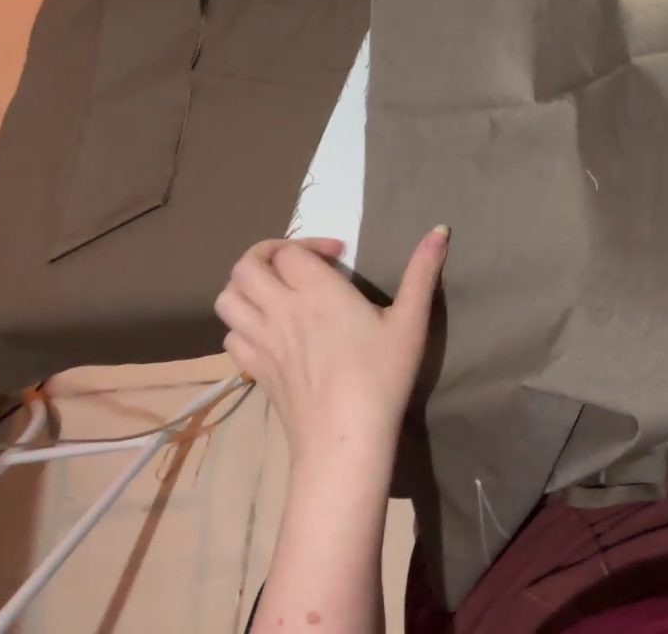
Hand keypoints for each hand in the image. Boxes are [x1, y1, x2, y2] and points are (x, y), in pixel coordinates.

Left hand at [215, 229, 445, 462]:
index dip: (311, 245)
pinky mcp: (254, 370)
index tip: (338, 258)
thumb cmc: (380, 375)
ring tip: (277, 293)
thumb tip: (440, 229)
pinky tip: (270, 331)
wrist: (344, 438)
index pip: (289, 251)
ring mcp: (260, 341)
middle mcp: (279, 309)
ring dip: (247, 287)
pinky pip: (229, 335)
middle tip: (298, 266)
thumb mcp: (411, 321)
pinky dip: (243, 324)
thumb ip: (422, 272)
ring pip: (227, 298)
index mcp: (316, 291)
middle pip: (245, 266)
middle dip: (267, 255)